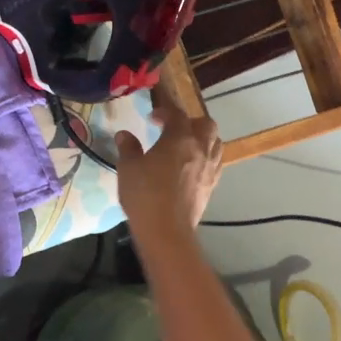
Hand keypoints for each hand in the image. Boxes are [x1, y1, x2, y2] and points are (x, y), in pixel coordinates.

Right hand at [115, 104, 223, 236]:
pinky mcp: (212, 184)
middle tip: (174, 130)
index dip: (165, 111)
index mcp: (179, 138)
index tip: (152, 116)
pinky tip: (191, 166)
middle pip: (205, 124)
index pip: (176, 114)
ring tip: (186, 146)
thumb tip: (124, 135)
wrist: (166, 228)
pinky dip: (205, 157)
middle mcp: (200, 148)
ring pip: (215, 142)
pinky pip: (215, 161)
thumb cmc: (144, 194)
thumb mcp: (128, 168)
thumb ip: (128, 148)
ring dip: (202, 138)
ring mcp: (210, 167)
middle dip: (190, 122)